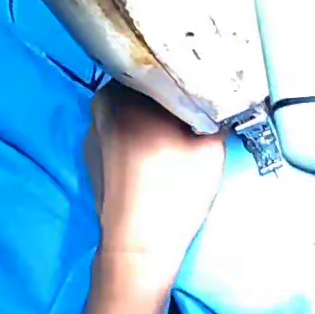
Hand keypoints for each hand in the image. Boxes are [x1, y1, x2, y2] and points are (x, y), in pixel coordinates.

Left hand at [87, 84, 225, 288]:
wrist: (137, 249)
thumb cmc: (174, 193)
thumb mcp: (210, 146)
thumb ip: (216, 111)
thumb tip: (223, 94)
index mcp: (127, 92)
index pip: (162, 64)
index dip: (188, 72)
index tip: (208, 84)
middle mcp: (101, 103)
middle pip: (146, 88)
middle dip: (172, 97)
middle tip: (199, 112)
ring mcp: (92, 132)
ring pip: (132, 111)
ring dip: (155, 118)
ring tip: (180, 137)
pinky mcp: (91, 157)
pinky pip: (121, 134)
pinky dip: (140, 138)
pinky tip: (157, 158)